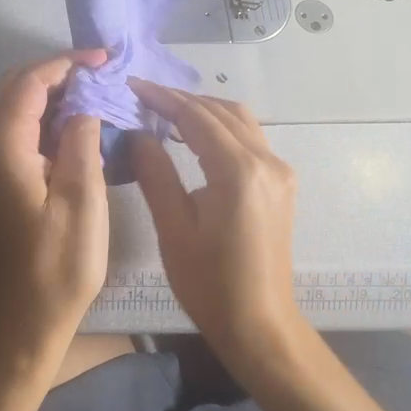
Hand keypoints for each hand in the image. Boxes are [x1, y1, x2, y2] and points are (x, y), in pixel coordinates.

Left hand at [0, 51, 111, 360]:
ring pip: (7, 106)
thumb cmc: (56, 268)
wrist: (19, 324)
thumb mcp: (82, 201)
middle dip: (55, 73)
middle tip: (100, 74)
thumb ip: (81, 140)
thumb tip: (84, 102)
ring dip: (45, 93)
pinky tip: (68, 124)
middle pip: (12, 87)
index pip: (30, 83)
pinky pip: (5, 129)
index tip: (104, 58)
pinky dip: (35, 117)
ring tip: (91, 93)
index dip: (66, 64)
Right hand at [129, 78, 302, 365]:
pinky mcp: (280, 183)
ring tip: (164, 113)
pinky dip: (219, 128)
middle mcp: (266, 161)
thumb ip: (155, 172)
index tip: (130, 85)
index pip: (195, 116)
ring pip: (238, 120)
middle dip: (180, 100)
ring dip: (202, 110)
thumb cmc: (209, 282)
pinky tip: (193, 138)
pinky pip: (248, 139)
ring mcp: (279, 171)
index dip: (161, 98)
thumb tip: (136, 133)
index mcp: (237, 171)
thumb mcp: (173, 228)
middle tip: (141, 98)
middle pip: (220, 111)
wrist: (260, 325)